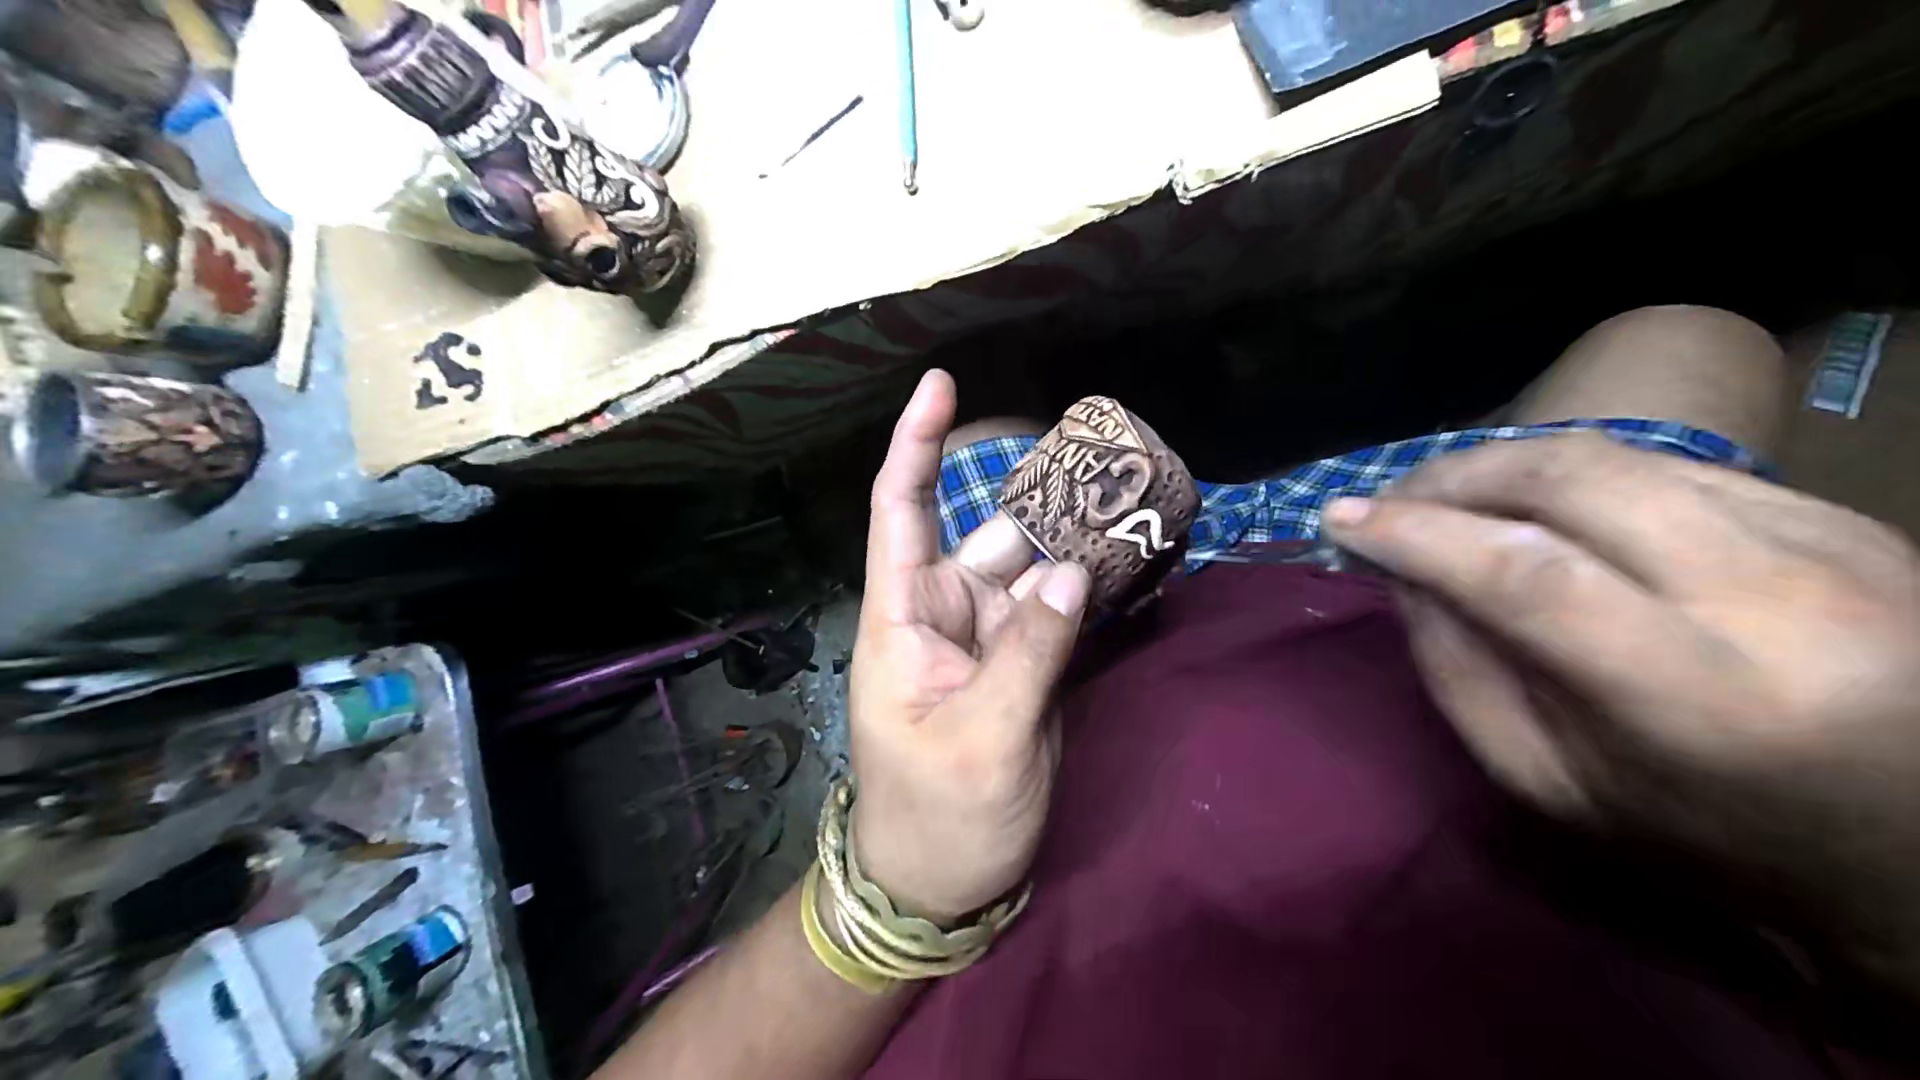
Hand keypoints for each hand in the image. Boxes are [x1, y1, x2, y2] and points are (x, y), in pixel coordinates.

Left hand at [847, 371, 1091, 923]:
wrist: (938, 883)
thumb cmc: (937, 818)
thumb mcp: (982, 741)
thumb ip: (1030, 654)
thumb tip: (1073, 571)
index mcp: (904, 618)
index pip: (901, 510)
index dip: (916, 443)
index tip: (941, 382)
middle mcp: (944, 612)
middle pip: (991, 534)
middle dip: (1044, 500)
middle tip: (1112, 462)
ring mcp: (986, 637)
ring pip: (1033, 569)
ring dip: (1080, 541)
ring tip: (1139, 505)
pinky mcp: (1020, 663)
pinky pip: (1056, 611)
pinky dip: (1089, 588)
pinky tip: (1132, 561)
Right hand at [1323, 434, 1919, 991]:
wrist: (1913, 839)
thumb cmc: (1694, 829)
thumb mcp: (1539, 775)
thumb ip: (1456, 668)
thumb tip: (1402, 570)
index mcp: (1700, 698)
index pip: (1528, 575)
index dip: (1417, 534)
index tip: (1340, 519)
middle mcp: (1780, 600)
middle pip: (1574, 481)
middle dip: (1451, 476)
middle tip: (1386, 497)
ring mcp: (1827, 542)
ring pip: (1613, 456)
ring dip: (1497, 464)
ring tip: (1439, 496)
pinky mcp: (1837, 514)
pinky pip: (1655, 465)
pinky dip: (1561, 475)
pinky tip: (1527, 507)